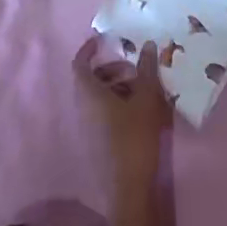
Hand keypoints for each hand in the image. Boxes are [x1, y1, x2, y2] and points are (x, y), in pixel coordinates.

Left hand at [76, 37, 168, 180]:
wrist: (129, 185)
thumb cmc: (134, 135)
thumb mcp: (146, 98)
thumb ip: (146, 69)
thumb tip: (147, 44)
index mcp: (87, 91)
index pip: (79, 62)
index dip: (88, 49)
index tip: (102, 40)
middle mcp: (81, 105)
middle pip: (89, 78)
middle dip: (110, 68)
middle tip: (132, 68)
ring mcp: (86, 124)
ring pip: (96, 95)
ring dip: (115, 85)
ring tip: (140, 88)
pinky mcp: (95, 139)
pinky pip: (100, 111)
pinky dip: (115, 102)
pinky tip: (137, 109)